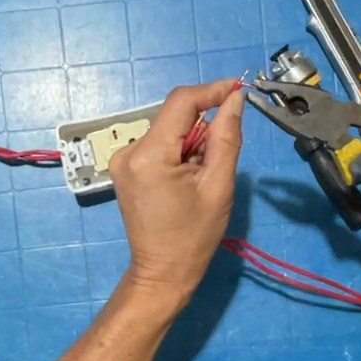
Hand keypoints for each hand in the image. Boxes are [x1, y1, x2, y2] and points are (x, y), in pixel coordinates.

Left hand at [108, 79, 244, 307]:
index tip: (238, 89)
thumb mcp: (218, 186)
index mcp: (149, 155)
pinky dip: (178, 153)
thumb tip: (234, 100)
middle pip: (174, 117)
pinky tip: (185, 180)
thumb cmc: (194, 236)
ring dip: (191, 143)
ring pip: (168, 130)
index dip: (212, 91)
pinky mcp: (125, 168)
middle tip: (218, 160)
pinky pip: (158, 145)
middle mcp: (128, 151)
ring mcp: (122, 160)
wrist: (162, 271)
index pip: (181, 102)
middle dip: (202, 129)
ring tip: (200, 178)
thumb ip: (226, 138)